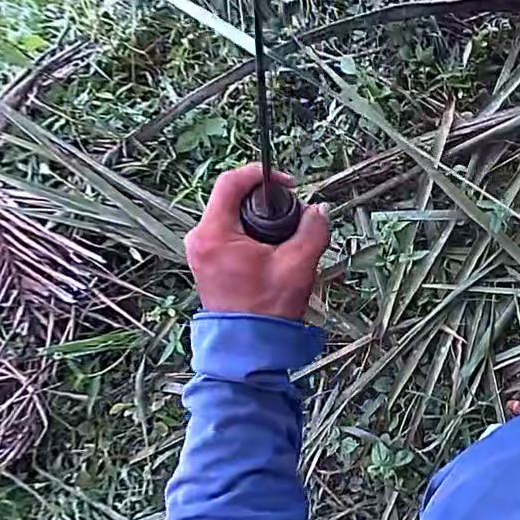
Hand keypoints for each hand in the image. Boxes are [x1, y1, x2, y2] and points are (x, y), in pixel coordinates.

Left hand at [186, 163, 330, 320]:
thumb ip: (313, 231)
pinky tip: (273, 246)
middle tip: (292, 212)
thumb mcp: (298, 265)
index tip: (287, 183)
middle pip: (232, 199)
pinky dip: (252, 232)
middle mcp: (200, 239)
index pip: (230, 183)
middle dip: (265, 200)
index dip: (261, 175)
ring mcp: (201, 251)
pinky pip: (230, 232)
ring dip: (260, 217)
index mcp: (213, 234)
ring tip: (287, 232)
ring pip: (232, 215)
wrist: (251, 344)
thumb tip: (319, 210)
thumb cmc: (267, 309)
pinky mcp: (209, 261)